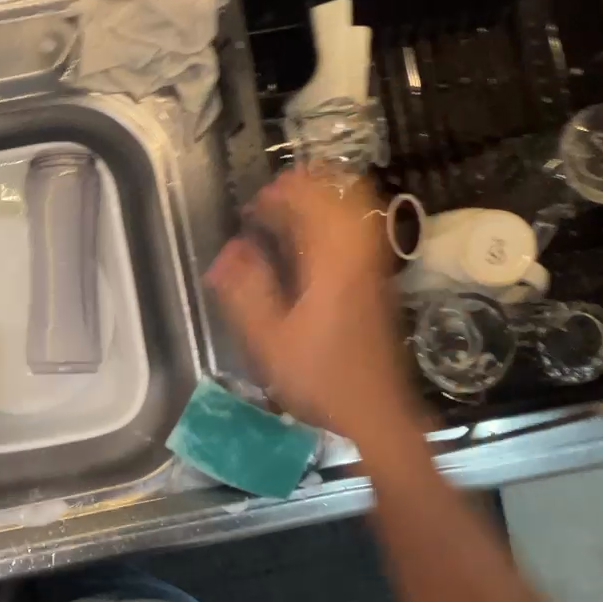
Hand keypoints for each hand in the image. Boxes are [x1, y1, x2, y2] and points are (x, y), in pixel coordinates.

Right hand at [205, 166, 419, 444]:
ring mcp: (372, 273)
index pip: (316, 206)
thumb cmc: (319, 379)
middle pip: (345, 200)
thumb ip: (246, 291)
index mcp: (333, 266)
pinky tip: (308, 247)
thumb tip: (226, 252)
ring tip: (288, 212)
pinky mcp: (374, 289)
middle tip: (273, 196)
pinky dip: (333, 229)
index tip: (258, 198)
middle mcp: (359, 260)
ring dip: (323, 206)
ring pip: (355, 218)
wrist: (375, 412)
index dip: (288, 192)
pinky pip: (357, 239)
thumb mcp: (269, 340)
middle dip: (309, 189)